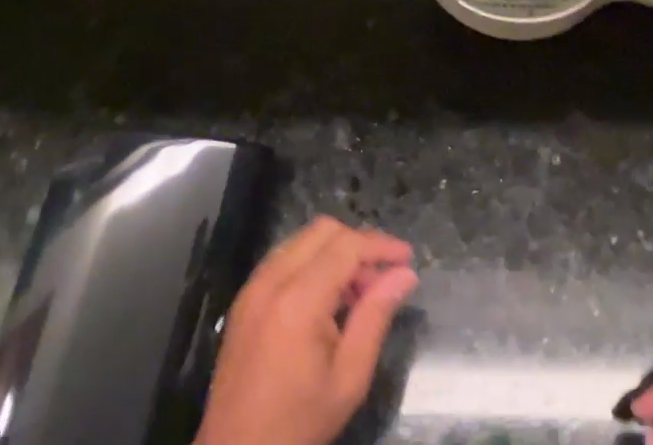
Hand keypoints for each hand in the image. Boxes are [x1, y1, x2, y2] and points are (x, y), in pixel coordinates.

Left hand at [195, 217, 419, 444]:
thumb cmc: (298, 422)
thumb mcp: (349, 377)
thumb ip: (376, 317)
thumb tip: (404, 275)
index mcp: (298, 300)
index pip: (346, 246)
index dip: (381, 245)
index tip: (408, 259)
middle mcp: (271, 281)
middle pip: (323, 231)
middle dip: (358, 245)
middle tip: (381, 281)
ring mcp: (252, 289)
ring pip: (302, 241)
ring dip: (335, 254)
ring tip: (358, 294)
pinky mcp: (244, 301)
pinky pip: (284, 260)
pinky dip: (312, 265)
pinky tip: (327, 302)